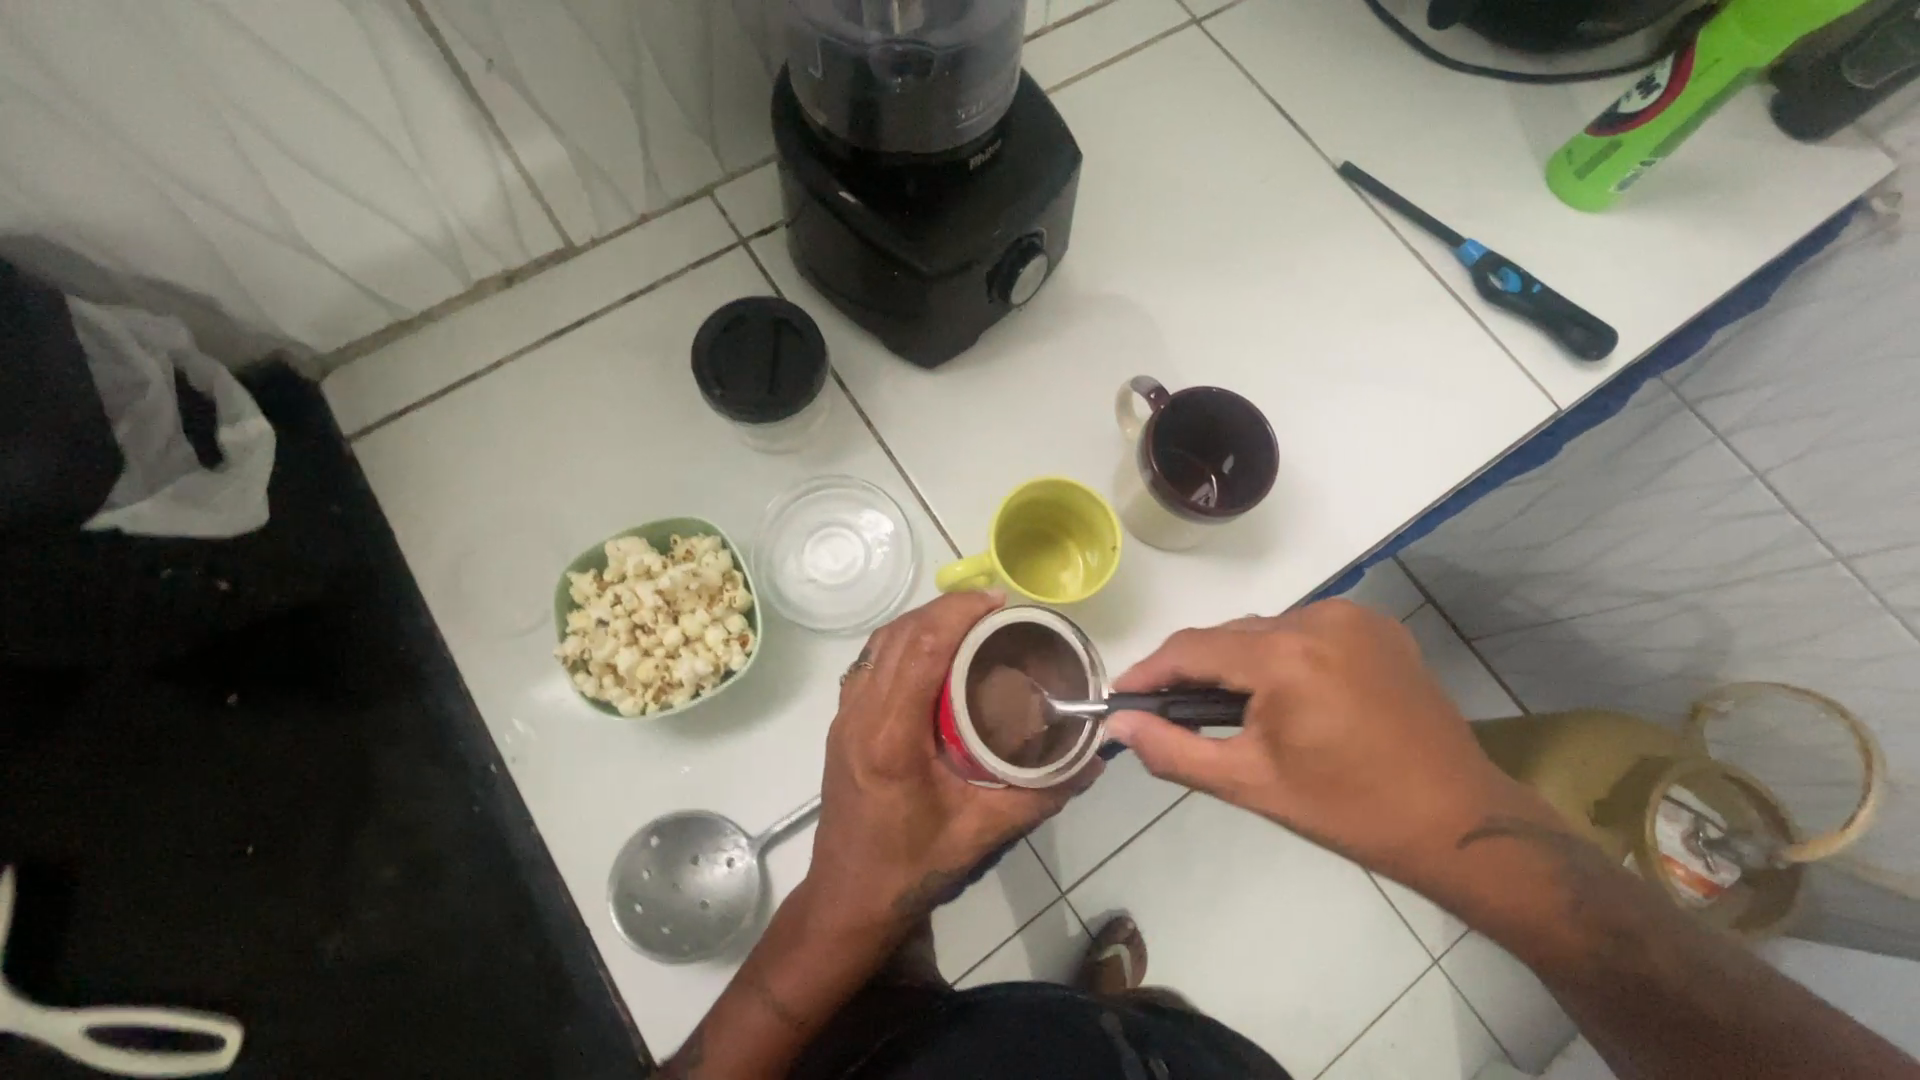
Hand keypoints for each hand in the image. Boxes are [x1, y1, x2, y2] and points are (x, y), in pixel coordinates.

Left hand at [808, 592, 1088, 930]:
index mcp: (890, 738)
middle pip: (898, 636)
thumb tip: (1093, 759)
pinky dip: (902, 643)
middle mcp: (859, 716)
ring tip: (967, 623)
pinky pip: (870, 663)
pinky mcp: (841, 724)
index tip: (997, 602)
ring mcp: (843, 717)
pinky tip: (934, 654)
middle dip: (944, 610)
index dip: (957, 613)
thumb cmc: (912, 867)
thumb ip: (1040, 794)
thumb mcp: (982, 833)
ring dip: (921, 622)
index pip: (920, 649)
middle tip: (992, 609)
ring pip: (879, 645)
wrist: (849, 898)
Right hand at [1104, 600, 1530, 886]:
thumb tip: (1118, 724)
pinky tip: (1286, 695)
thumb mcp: (1249, 784)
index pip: (1191, 648)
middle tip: (1173, 713)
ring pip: (1265, 630)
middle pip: (1228, 635)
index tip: (1121, 695)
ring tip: (1233, 711)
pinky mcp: (1378, 627)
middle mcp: (1317, 619)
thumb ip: (1173, 750)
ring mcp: (1353, 618)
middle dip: (1193, 671)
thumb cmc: (1346, 809)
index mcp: (1285, 657)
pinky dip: (1282, 655)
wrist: (1456, 820)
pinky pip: (1305, 630)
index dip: (1149, 671)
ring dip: (1238, 662)